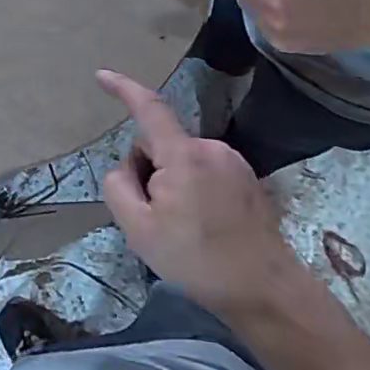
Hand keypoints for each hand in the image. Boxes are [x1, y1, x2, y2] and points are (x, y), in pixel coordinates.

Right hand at [96, 70, 298, 313]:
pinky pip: (203, 170)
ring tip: (183, 227)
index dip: (123, 88)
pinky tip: (204, 224)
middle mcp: (211, 148)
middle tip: (157, 217)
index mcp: (184, 156)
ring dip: (171, 182)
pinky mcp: (248, 178)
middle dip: (149, 171)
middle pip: (160, 144)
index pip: (149, 108)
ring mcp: (234, 162)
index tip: (102, 75)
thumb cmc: (198, 261)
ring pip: (181, 159)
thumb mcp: (138, 230)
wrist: (268, 294)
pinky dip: (193, 188)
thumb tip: (127, 169)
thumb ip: (118, 187)